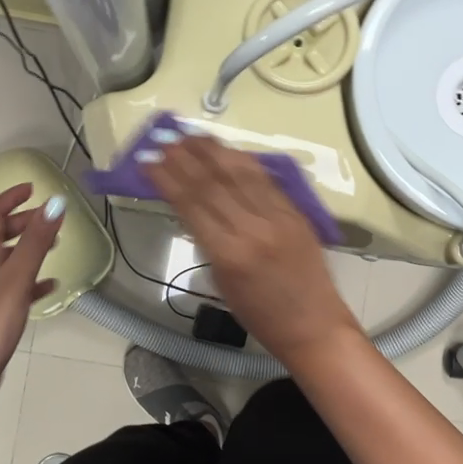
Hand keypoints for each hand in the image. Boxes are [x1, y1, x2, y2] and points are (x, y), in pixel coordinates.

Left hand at [0, 184, 62, 397]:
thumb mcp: (16, 277)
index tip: (32, 188)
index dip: (10, 197)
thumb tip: (54, 203)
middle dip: (24, 221)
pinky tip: (50, 287)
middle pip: (1, 235)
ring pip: (10, 260)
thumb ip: (36, 241)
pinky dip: (34, 280)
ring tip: (55, 247)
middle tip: (50, 220)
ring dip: (31, 248)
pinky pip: (16, 287)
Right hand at [142, 134, 360, 362]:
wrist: (314, 327)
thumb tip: (193, 211)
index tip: (148, 161)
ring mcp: (278, 217)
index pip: (191, 204)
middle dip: (185, 158)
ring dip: (213, 151)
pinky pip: (266, 180)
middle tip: (165, 141)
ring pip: (240, 174)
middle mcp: (253, 228)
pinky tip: (228, 152)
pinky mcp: (296, 213)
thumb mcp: (222, 285)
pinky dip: (243, 162)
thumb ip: (208, 244)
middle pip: (213, 183)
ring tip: (191, 136)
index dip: (167, 178)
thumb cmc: (261, 317)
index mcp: (229, 253)